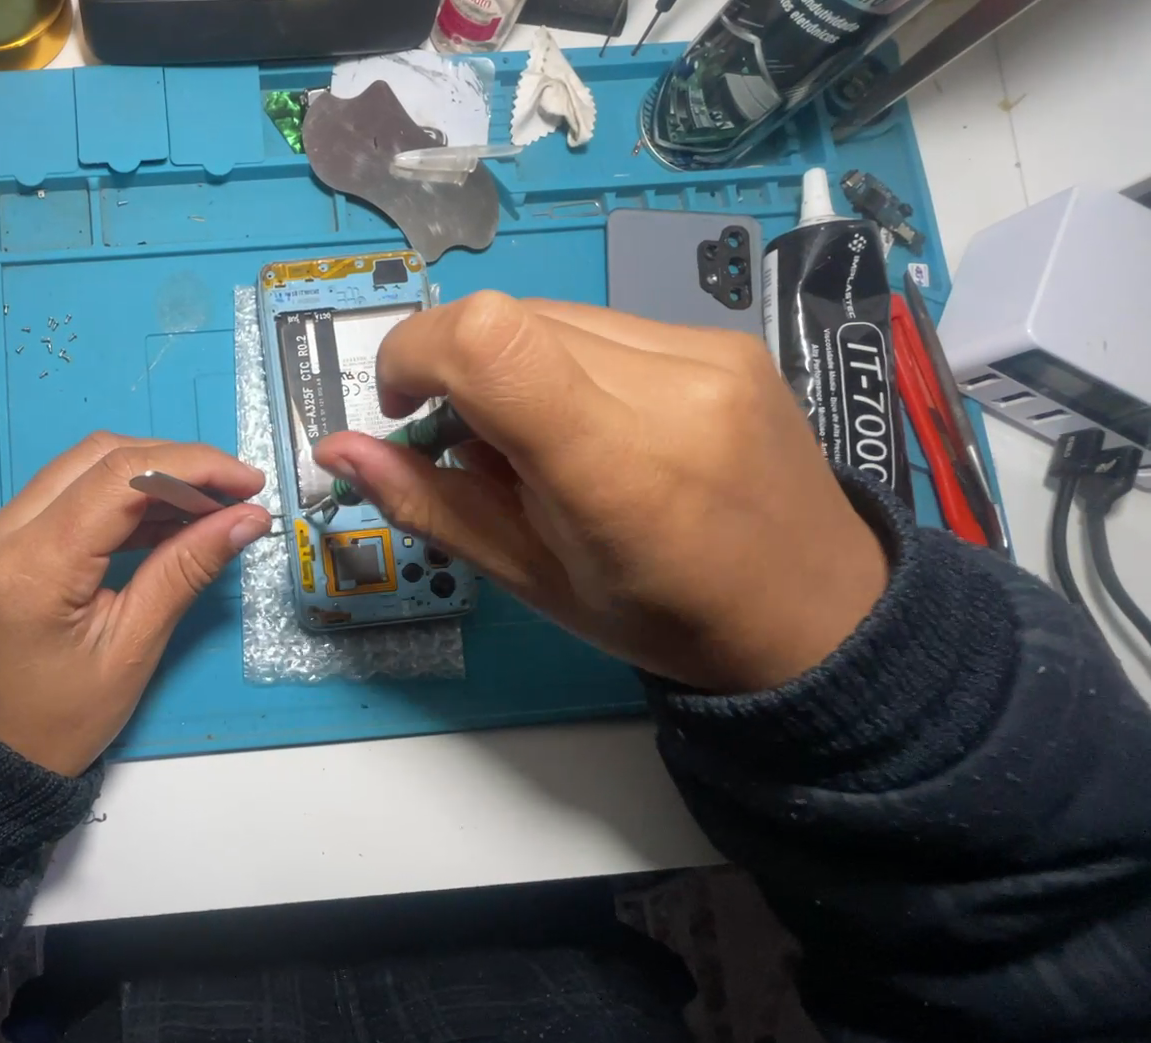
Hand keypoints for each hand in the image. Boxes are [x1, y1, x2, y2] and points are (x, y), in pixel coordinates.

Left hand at [0, 434, 270, 774]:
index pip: (119, 478)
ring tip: (207, 508)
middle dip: (175, 464)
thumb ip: (185, 570)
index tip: (246, 482)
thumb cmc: (59, 720)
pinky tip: (164, 519)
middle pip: (98, 457)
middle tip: (232, 493)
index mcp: (32, 568)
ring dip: (149, 477)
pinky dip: (118, 499)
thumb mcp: (132, 650)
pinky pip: (64, 495)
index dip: (192, 466)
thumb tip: (247, 519)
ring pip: (81, 468)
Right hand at [313, 296, 887, 692]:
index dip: (414, 352)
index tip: (400, 408)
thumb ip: (426, 504)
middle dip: (450, 370)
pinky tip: (584, 422)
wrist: (815, 613)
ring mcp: (707, 351)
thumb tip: (336, 448)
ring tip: (531, 441)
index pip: (489, 341)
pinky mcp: (724, 337)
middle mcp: (668, 385)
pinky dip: (555, 363)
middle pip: (505, 318)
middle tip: (465, 446)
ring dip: (502, 367)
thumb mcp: (524, 577)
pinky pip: (597, 324)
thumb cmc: (652, 618)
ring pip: (546, 315)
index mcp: (613, 467)